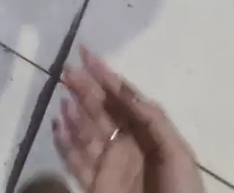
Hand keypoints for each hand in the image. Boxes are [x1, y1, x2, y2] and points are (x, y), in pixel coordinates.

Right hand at [54, 47, 205, 192]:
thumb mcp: (177, 153)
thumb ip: (151, 117)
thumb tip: (122, 86)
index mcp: (147, 135)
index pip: (122, 98)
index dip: (105, 75)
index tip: (87, 53)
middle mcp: (125, 145)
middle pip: (100, 109)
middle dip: (84, 87)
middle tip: (68, 69)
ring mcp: (109, 165)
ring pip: (85, 131)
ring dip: (74, 111)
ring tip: (63, 94)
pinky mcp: (95, 184)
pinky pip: (75, 160)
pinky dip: (64, 142)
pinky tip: (57, 125)